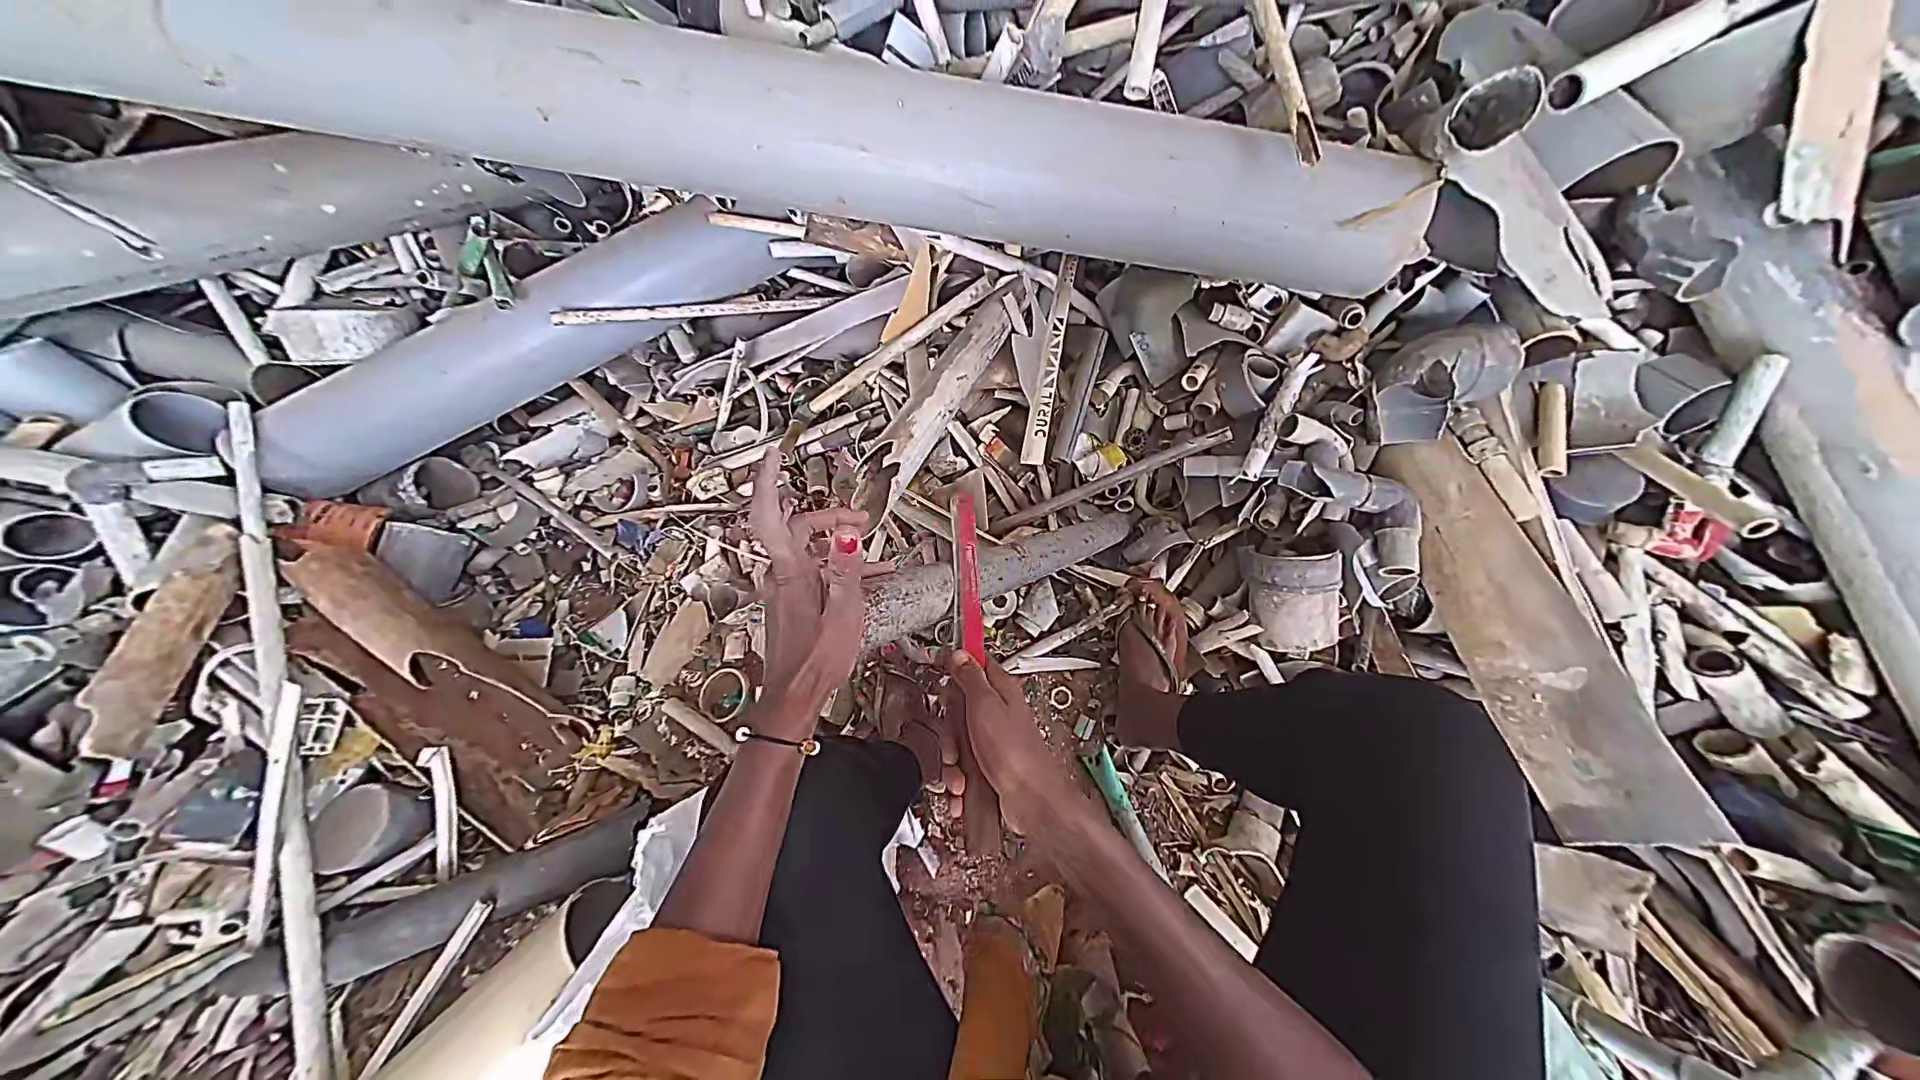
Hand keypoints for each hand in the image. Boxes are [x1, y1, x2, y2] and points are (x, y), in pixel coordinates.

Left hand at [748, 449, 865, 736]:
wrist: (797, 692)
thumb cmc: (815, 661)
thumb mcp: (844, 613)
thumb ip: (848, 569)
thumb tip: (850, 534)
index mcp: (789, 573)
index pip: (768, 515)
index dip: (765, 480)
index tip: (772, 455)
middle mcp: (781, 575)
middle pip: (798, 526)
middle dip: (830, 514)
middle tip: (858, 515)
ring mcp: (785, 586)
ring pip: (808, 546)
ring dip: (837, 538)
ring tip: (867, 540)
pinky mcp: (793, 598)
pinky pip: (814, 568)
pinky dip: (837, 563)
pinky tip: (864, 570)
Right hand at [943, 651, 1081, 831]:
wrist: (1031, 799)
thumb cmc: (1016, 752)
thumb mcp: (984, 705)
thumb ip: (970, 678)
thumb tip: (960, 655)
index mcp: (1001, 690)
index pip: (977, 664)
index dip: (957, 663)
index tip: (939, 664)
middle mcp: (999, 713)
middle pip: (959, 707)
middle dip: (949, 727)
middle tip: (952, 739)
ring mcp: (993, 740)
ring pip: (958, 739)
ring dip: (953, 759)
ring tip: (960, 772)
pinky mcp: (989, 764)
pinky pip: (963, 765)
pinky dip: (959, 778)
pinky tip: (962, 788)